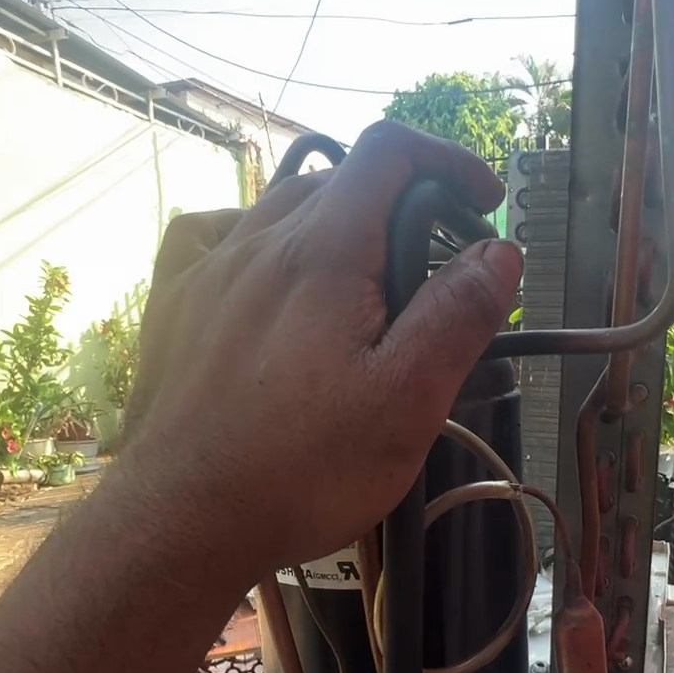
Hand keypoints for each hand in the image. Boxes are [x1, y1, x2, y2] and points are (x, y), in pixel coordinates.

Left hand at [112, 121, 523, 583]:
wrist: (184, 521)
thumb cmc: (303, 471)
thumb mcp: (406, 402)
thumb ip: (457, 316)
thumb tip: (499, 252)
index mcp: (323, 252)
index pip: (391, 151)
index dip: (448, 159)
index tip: (484, 203)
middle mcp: (258, 241)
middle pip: (344, 183)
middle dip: (404, 212)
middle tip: (433, 281)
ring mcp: (208, 271)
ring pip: (284, 210)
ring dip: (340, 229)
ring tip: (363, 291)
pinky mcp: (175, 305)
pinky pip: (217, 235)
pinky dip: (260, 236)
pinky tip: (268, 271)